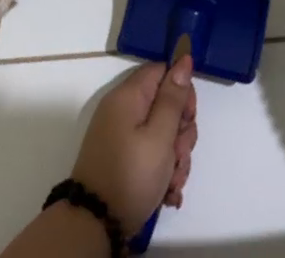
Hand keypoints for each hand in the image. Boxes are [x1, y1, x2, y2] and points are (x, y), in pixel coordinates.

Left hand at [71, 54, 198, 230]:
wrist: (95, 224)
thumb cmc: (131, 174)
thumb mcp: (160, 135)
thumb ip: (173, 98)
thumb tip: (183, 60)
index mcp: (129, 97)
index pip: (162, 71)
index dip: (182, 90)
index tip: (189, 117)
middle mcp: (123, 111)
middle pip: (166, 105)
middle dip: (181, 132)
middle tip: (179, 154)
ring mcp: (122, 136)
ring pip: (163, 133)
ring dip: (175, 157)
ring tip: (173, 182)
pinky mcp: (124, 158)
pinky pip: (151, 153)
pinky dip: (163, 169)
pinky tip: (167, 191)